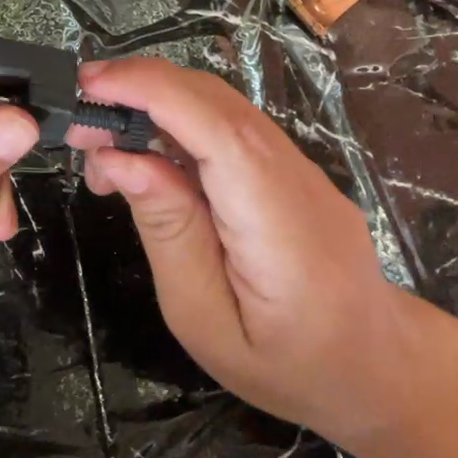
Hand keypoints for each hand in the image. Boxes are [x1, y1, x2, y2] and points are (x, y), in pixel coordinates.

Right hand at [74, 58, 416, 438]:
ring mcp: (301, 166)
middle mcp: (298, 180)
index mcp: (282, 228)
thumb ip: (166, 233)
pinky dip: (173, 119)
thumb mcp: (204, 320)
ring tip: (99, 141)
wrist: (380, 372)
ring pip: (220, 103)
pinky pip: (227, 122)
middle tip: (78, 121)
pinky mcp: (289, 165)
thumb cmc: (287, 364)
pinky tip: (142, 153)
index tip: (88, 86)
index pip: (218, 130)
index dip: (151, 92)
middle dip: (138, 88)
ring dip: (151, 102)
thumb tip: (117, 157)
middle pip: (216, 101)